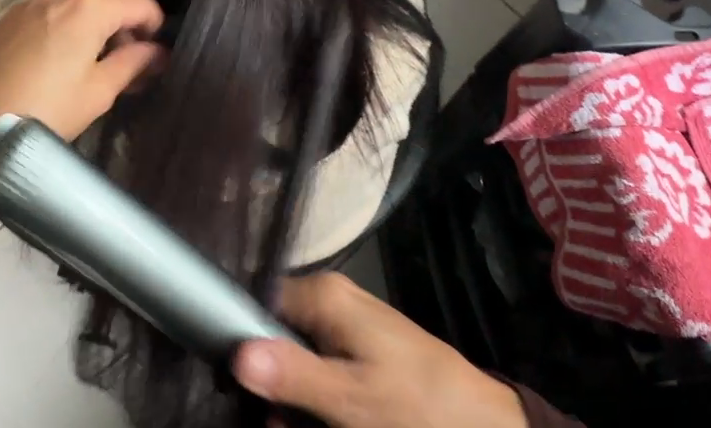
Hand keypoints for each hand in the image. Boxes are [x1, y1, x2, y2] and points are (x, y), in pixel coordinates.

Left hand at [0, 0, 165, 170]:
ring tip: (91, 74)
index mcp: (89, 6)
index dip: (157, 29)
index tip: (158, 58)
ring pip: (78, 11)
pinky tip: (57, 69)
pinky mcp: (7, 19)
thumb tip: (159, 52)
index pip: (141, 4)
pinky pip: (50, 19)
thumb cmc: (44, 110)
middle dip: (124, 33)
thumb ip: (134, 63)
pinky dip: (64, 35)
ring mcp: (29, 3)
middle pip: (108, 4)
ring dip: (93, 35)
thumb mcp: (98, 92)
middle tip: (129, 73)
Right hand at [233, 274, 528, 427]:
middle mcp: (329, 299)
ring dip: (288, 394)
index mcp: (324, 295)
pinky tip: (314, 420)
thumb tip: (238, 355)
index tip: (231, 380)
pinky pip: (317, 365)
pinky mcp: (356, 347)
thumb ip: (293, 375)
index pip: (258, 299)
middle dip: (268, 378)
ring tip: (292, 425)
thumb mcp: (349, 397)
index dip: (242, 339)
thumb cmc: (413, 402)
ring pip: (293, 353)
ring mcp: (344, 322)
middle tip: (273, 418)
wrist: (478, 420)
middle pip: (273, 330)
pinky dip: (310, 394)